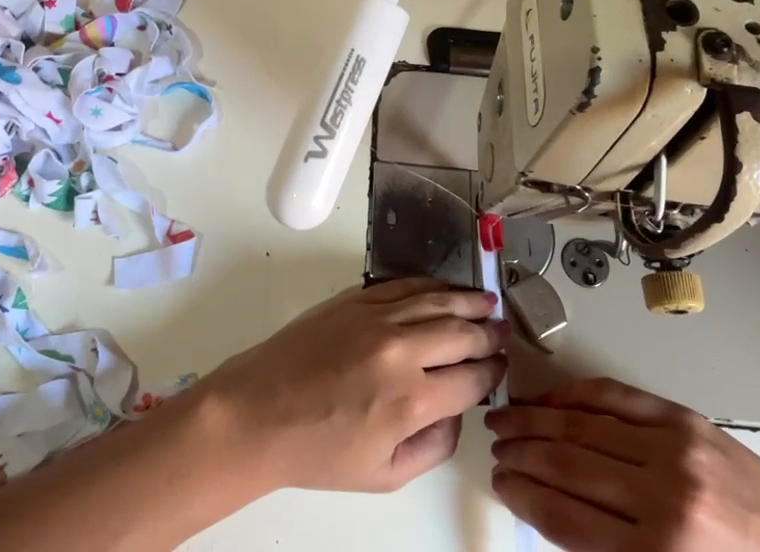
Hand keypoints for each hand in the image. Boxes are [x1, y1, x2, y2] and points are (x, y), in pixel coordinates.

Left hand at [197, 277, 506, 493]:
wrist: (257, 412)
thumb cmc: (316, 452)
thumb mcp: (384, 475)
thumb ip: (433, 447)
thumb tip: (456, 413)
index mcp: (411, 402)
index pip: (473, 379)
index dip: (493, 373)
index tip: (500, 368)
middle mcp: (400, 352)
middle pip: (463, 333)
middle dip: (489, 334)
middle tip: (502, 333)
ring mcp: (376, 318)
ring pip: (438, 301)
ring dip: (468, 302)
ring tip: (488, 303)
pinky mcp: (354, 299)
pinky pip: (404, 285)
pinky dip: (431, 286)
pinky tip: (445, 290)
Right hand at [487, 378, 759, 551]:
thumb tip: (542, 507)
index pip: (562, 517)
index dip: (522, 496)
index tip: (499, 483)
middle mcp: (661, 497)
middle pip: (565, 465)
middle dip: (520, 454)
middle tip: (494, 447)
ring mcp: (673, 450)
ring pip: (582, 425)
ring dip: (535, 419)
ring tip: (505, 418)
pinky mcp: (685, 419)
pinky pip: (615, 397)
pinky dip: (574, 395)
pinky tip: (549, 400)